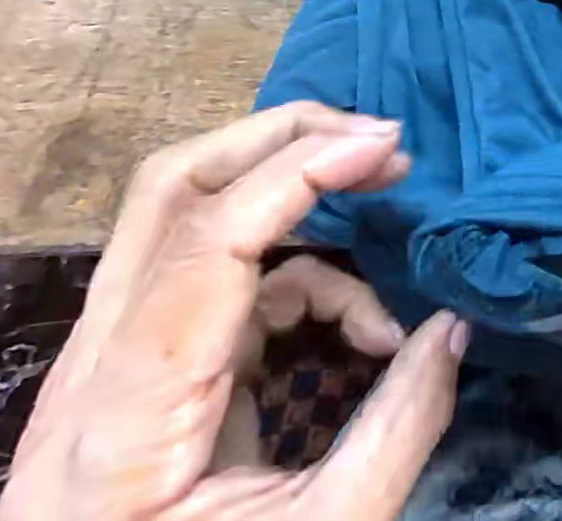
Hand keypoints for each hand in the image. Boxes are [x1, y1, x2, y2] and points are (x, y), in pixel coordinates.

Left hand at [0, 102, 470, 520]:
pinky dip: (319, 272)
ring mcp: (125, 351)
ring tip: (391, 198)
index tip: (389, 148)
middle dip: (285, 136)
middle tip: (378, 138)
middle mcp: (103, 358)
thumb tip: (458, 324)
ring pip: (200, 209)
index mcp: (127, 408)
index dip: (303, 172)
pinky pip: (243, 269)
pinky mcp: (160, 356)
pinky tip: (370, 328)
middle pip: (174, 185)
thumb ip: (402, 426)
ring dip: (305, 190)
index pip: (209, 237)